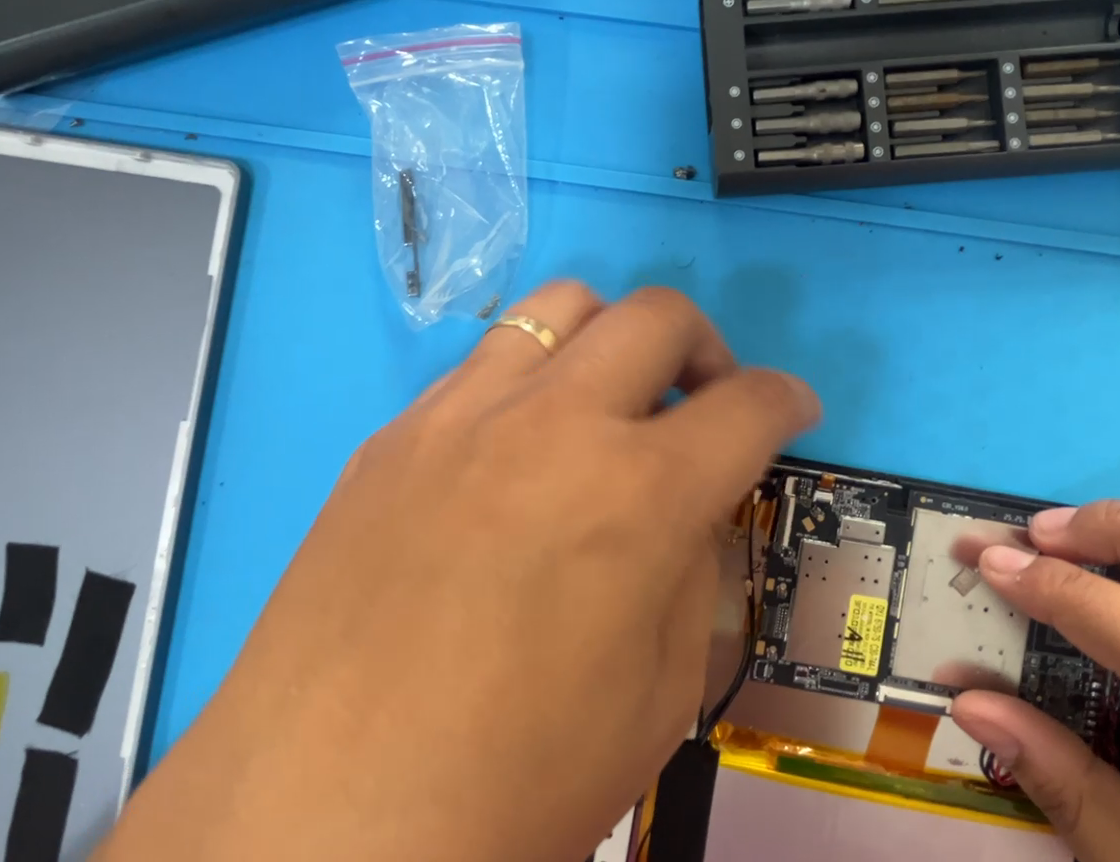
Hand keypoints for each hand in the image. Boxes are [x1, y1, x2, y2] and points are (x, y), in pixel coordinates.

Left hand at [97, 281, 818, 861]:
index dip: (787, 400)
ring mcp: (460, 416)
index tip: (793, 409)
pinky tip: (515, 452)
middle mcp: (553, 424)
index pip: (746, 406)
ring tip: (608, 405)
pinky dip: (529, 382)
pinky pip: (482, 365)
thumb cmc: (518, 779)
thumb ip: (690, 568)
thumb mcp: (659, 692)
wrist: (327, 817)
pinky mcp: (392, 436)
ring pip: (560, 308)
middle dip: (707, 349)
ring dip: (612, 341)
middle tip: (704, 403)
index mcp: (638, 494)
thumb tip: (690, 506)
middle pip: (658, 317)